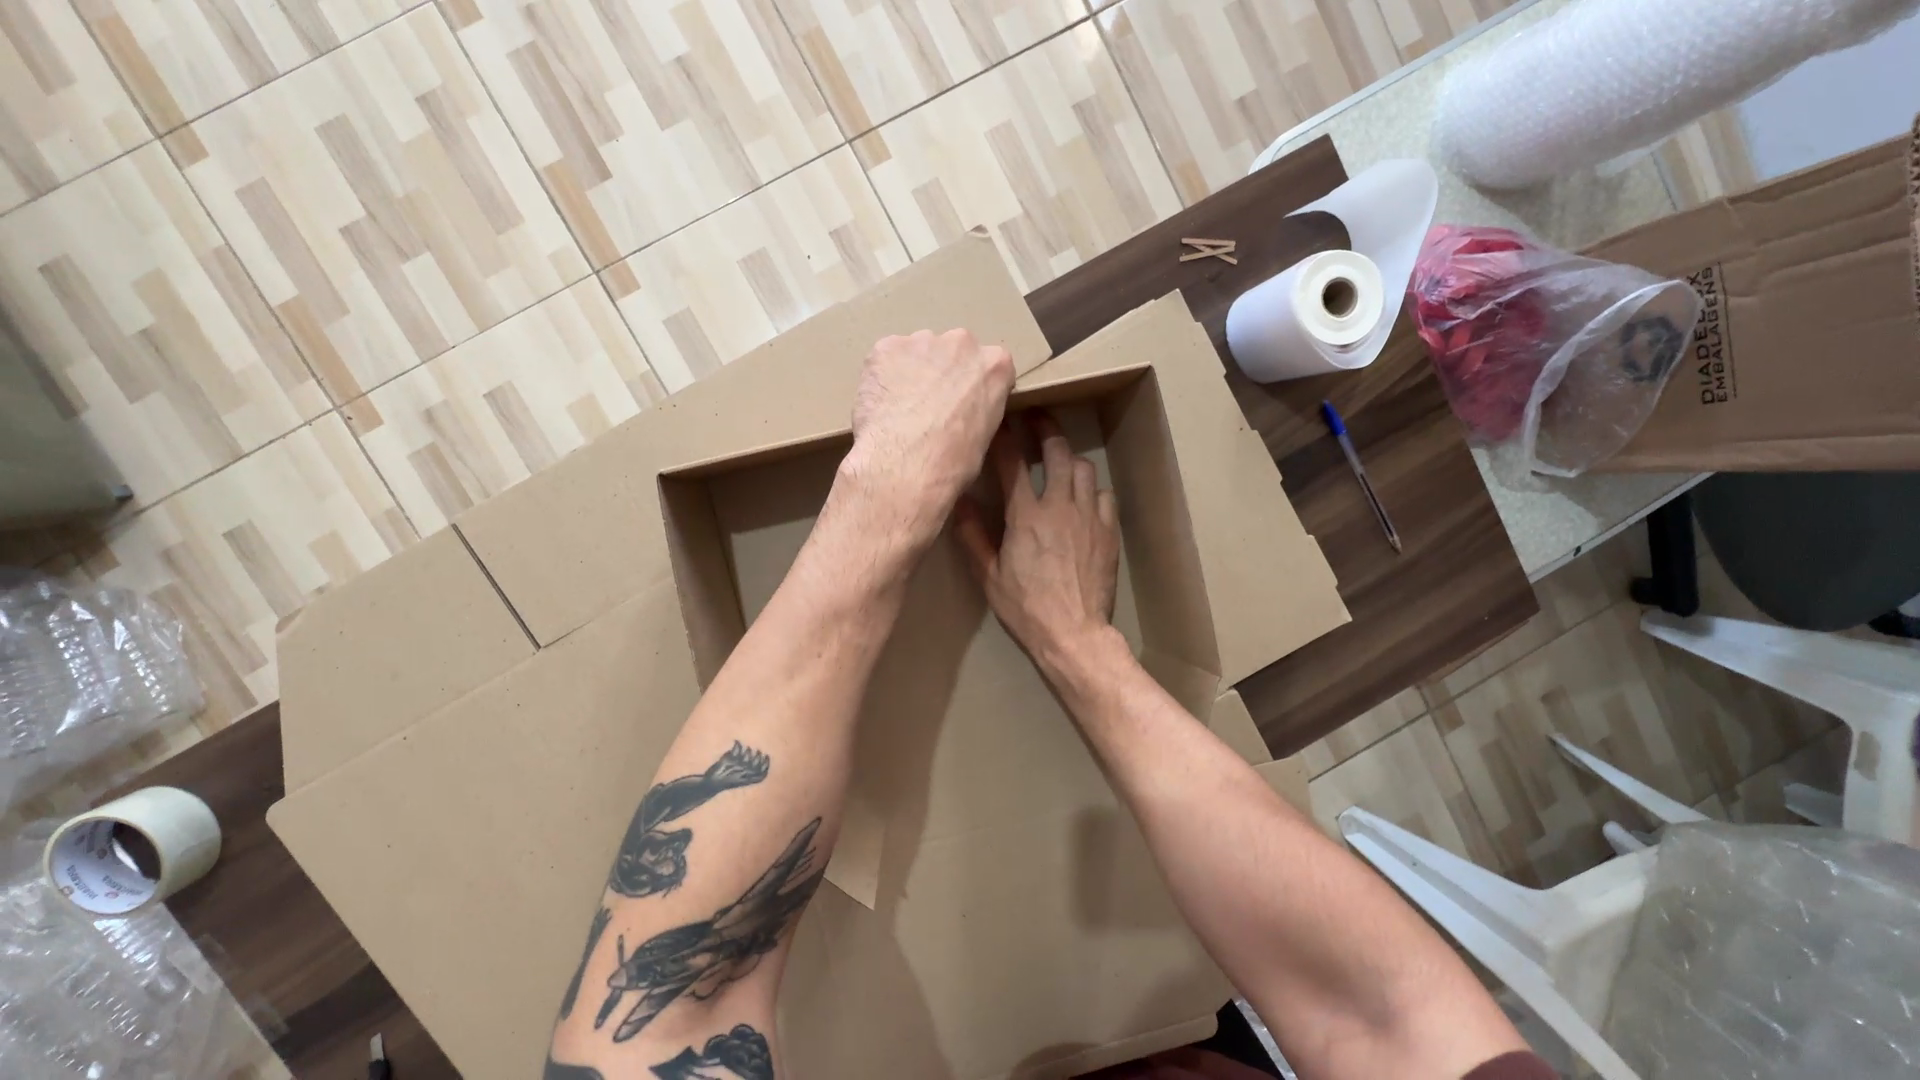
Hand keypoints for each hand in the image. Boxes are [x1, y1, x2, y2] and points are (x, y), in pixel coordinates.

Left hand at [843, 329, 1015, 540]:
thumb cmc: (953, 462)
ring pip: (917, 352)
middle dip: (943, 372)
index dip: (973, 386)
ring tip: (900, 408)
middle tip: (929, 406)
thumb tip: (963, 417)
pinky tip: (879, 404)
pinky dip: (882, 375)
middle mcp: (962, 342)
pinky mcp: (886, 347)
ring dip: (911, 372)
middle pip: (952, 352)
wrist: (905, 465)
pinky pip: (885, 358)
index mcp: (996, 364)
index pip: (990, 366)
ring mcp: (921, 341)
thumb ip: (978, 412)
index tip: (963, 404)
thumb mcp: (984, 439)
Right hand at [955, 413, 1120, 673]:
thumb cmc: (1025, 608)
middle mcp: (1060, 506)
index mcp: (1025, 515)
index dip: (1003, 436)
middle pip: (1057, 450)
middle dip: (1046, 428)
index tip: (997, 421)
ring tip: (1059, 460)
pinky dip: (1092, 489)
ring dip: (1069, 458)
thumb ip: (972, 535)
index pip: (1011, 461)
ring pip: (1084, 468)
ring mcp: (1089, 516)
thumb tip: (956, 500)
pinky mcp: (1109, 531)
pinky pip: (1104, 494)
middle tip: (1037, 418)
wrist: (1074, 634)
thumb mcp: (989, 575)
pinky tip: (1083, 498)